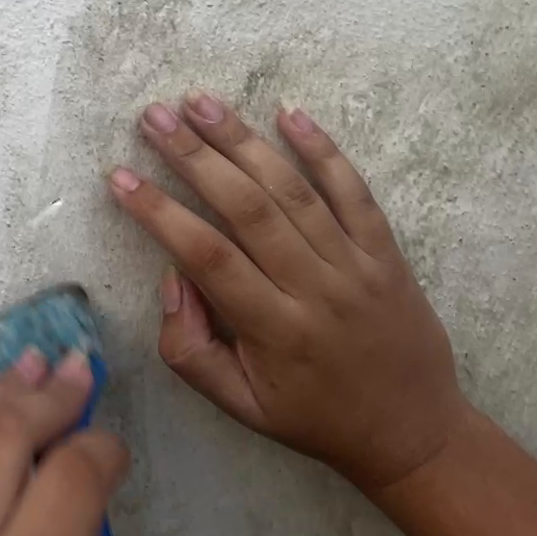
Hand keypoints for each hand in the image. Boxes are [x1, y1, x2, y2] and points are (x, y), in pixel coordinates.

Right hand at [106, 94, 471, 491]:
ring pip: (294, 191)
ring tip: (200, 101)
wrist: (417, 435)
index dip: (160, 213)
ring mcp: (357, 266)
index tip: (119, 176)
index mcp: (276, 331)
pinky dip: (325, 150)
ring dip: (243, 140)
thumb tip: (172, 277)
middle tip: (153, 115)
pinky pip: (355, 193)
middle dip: (194, 156)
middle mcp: (317, 290)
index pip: (208, 257)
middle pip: (248, 209)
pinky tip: (289, 112)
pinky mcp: (386, 252)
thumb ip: (188, 347)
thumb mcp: (239, 405)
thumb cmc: (313, 415)